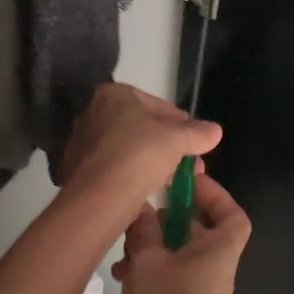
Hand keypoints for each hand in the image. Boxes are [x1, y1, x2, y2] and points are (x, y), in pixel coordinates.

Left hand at [57, 82, 221, 217]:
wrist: (97, 199)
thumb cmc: (138, 156)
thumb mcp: (176, 141)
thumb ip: (196, 133)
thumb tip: (216, 130)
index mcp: (114, 94)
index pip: (156, 104)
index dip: (181, 123)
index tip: (196, 140)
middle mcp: (93, 111)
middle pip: (141, 126)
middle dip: (168, 144)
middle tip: (190, 162)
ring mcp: (83, 141)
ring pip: (128, 147)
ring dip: (152, 160)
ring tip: (174, 179)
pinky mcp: (78, 168)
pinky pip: (114, 166)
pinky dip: (132, 173)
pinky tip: (149, 188)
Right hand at [114, 173, 250, 293]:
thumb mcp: (148, 262)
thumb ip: (145, 229)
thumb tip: (144, 206)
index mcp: (219, 252)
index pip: (234, 215)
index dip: (215, 194)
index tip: (187, 180)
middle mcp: (212, 271)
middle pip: (198, 232)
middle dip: (168, 218)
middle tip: (140, 208)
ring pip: (175, 256)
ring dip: (150, 246)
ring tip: (122, 246)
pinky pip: (163, 280)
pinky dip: (144, 272)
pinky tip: (118, 274)